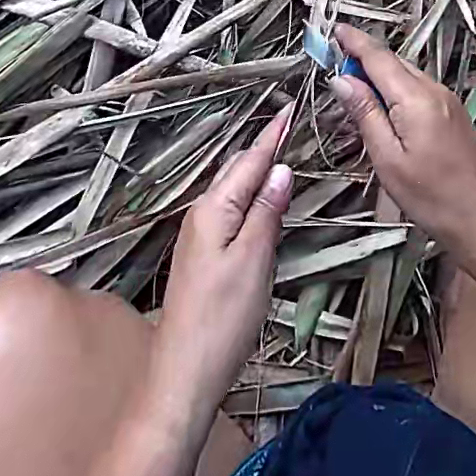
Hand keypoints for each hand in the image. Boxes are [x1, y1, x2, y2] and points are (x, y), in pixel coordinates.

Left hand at [151, 105, 294, 415]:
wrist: (185, 367)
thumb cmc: (223, 316)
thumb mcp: (254, 260)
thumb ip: (267, 212)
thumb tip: (279, 169)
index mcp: (214, 208)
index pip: (249, 161)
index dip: (272, 135)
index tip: (289, 108)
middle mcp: (202, 212)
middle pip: (236, 170)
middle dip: (262, 146)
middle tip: (288, 125)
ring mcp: (199, 232)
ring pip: (231, 188)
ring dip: (254, 168)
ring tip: (276, 151)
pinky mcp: (203, 251)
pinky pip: (228, 208)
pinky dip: (247, 193)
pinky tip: (256, 198)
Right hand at [329, 25, 475, 254]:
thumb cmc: (433, 197)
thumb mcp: (386, 157)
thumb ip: (364, 113)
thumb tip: (342, 80)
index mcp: (416, 100)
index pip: (378, 57)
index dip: (354, 41)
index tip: (334, 30)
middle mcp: (435, 92)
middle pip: (392, 61)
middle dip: (361, 56)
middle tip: (333, 61)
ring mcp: (446, 100)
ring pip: (404, 72)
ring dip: (376, 72)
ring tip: (350, 85)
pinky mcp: (450, 111)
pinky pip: (415, 86)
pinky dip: (392, 85)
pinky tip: (379, 103)